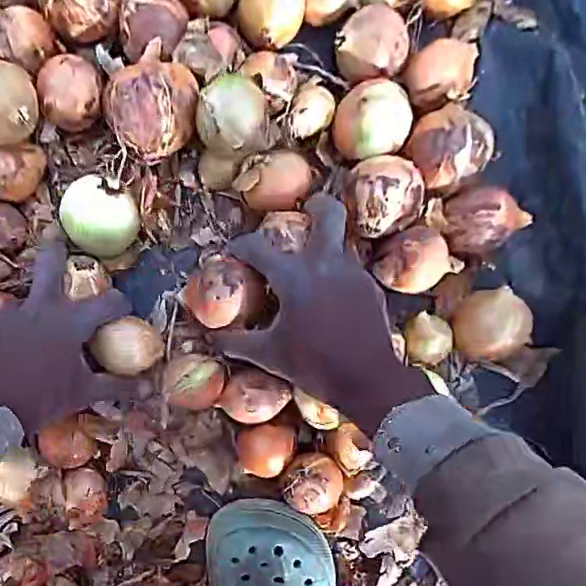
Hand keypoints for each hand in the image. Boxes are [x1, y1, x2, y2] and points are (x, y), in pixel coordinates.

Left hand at [0, 230, 135, 432]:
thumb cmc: (44, 398)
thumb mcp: (85, 392)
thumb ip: (118, 387)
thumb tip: (148, 390)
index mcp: (71, 321)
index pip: (108, 301)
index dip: (121, 303)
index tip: (126, 310)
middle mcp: (41, 308)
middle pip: (49, 266)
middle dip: (56, 250)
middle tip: (59, 238)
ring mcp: (11, 314)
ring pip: (29, 297)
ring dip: (39, 303)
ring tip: (43, 320)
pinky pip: (9, 319)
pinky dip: (19, 325)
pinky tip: (20, 343)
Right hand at [217, 195, 430, 433]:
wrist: (369, 380)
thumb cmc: (315, 366)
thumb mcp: (270, 355)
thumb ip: (238, 343)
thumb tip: (213, 338)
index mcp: (295, 276)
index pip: (258, 247)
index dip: (240, 246)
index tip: (232, 251)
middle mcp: (327, 264)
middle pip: (328, 214)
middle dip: (317, 204)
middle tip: (308, 208)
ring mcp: (354, 274)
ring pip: (342, 243)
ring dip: (328, 245)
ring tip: (316, 263)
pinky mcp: (371, 290)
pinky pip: (352, 270)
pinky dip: (340, 274)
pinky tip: (334, 295)